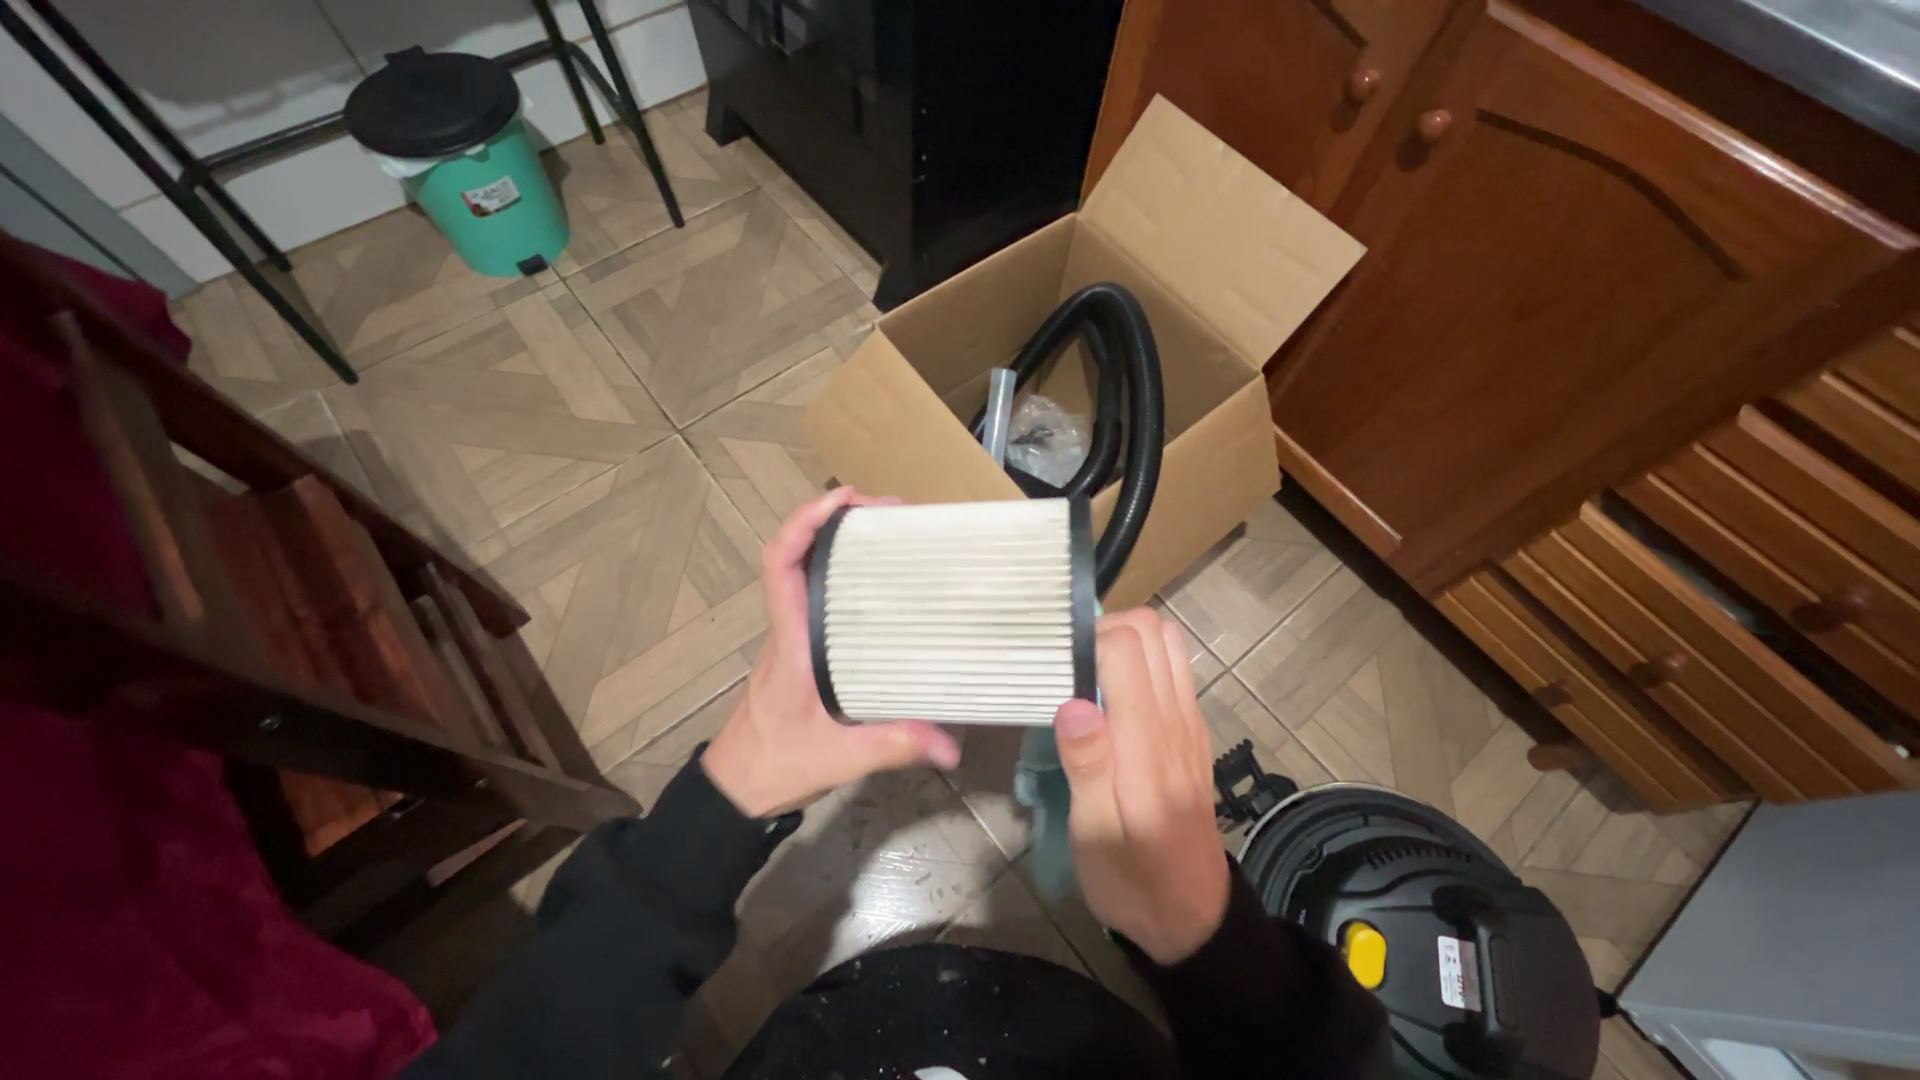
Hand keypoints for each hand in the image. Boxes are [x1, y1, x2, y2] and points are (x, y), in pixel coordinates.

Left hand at [702, 487, 961, 817]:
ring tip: (892, 537)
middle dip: (836, 522)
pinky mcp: (801, 653)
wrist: (736, 789)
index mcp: (792, 641)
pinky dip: (841, 577)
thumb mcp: (839, 757)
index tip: (846, 499)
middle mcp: (789, 629)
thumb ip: (893, 746)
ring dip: (838, 545)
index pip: (780, 565)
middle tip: (891, 515)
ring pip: (805, 573)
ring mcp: (792, 639)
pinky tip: (880, 588)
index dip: (805, 522)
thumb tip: (950, 745)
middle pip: (796, 555)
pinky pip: (816, 598)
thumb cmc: (775, 764)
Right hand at [1053, 608, 1229, 964]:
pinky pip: (1173, 668)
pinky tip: (1112, 697)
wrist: (1192, 915)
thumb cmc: (1131, 879)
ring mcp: (1189, 722)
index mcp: (1146, 743)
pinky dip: (1142, 660)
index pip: (1126, 648)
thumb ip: (1087, 767)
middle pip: (1152, 630)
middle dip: (1105, 629)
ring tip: (1087, 675)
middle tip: (1068, 665)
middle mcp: (1175, 719)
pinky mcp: (1192, 730)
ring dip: (1126, 641)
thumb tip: (1074, 702)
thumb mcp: (1094, 836)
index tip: (1054, 663)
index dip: (1085, 639)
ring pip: (1168, 642)